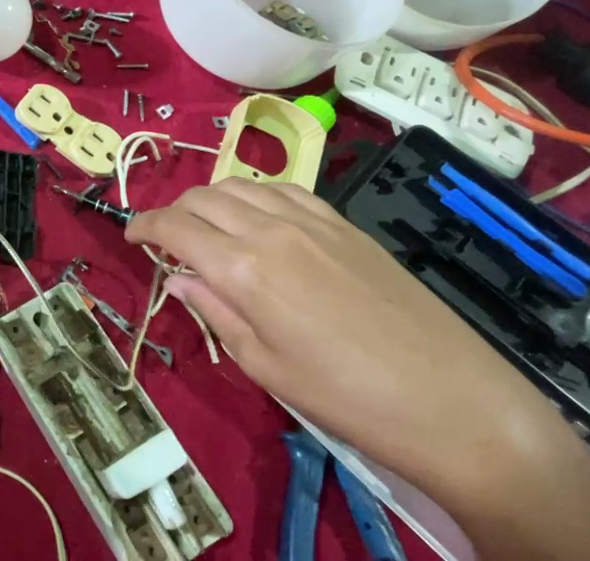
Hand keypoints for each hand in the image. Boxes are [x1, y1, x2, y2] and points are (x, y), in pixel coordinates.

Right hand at [125, 181, 589, 516]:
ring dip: (212, 199)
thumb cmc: (348, 399)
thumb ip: (215, 311)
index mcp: (243, 269)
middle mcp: (271, 230)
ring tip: (210, 226)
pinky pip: (286, 189)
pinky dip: (256, 193)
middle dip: (174, 212)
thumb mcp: (264, 366)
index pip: (174, 226)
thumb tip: (179, 279)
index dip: (143, 226)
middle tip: (169, 240)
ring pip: (241, 184)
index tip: (131, 237)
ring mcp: (313, 222)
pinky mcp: (347, 225)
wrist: (458, 405)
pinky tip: (259, 216)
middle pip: (202, 197)